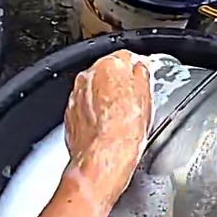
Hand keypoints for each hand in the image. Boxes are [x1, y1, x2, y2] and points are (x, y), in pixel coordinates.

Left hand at [63, 50, 151, 208]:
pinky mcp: (70, 115)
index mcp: (108, 65)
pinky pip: (85, 108)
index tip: (143, 77)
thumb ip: (142, 74)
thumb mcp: (146, 97)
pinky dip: (96, 114)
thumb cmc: (125, 131)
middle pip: (108, 72)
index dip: (137, 69)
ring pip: (95, 90)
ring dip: (106, 99)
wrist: (103, 159)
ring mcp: (76, 96)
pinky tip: (108, 127)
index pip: (126, 57)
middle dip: (120, 84)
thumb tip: (141, 67)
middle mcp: (87, 77)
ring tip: (122, 118)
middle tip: (134, 101)